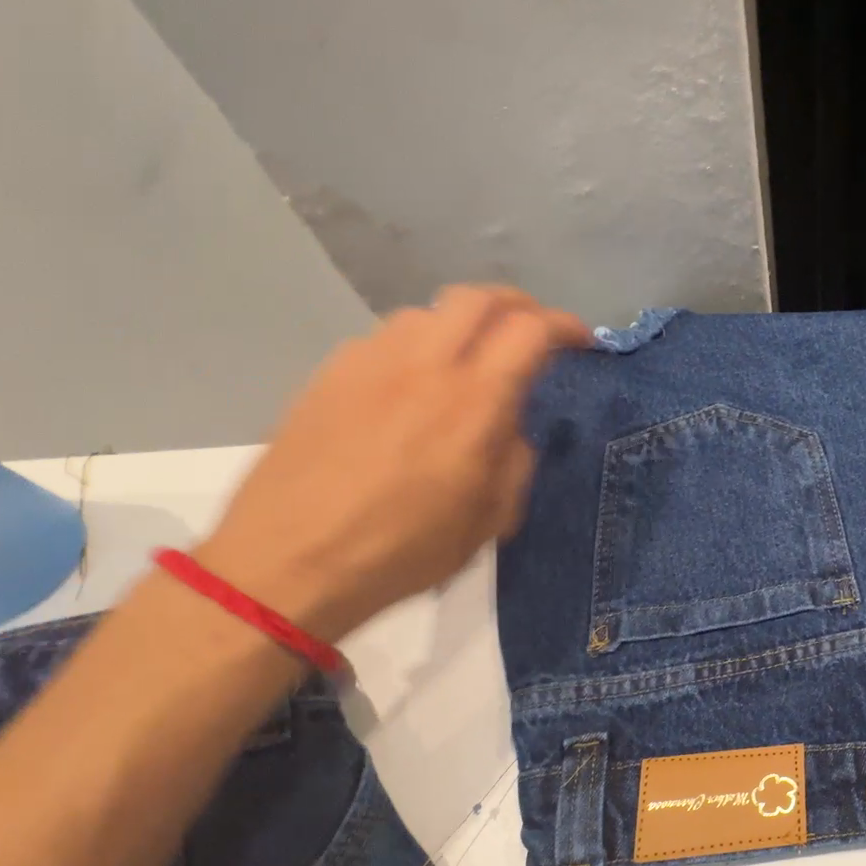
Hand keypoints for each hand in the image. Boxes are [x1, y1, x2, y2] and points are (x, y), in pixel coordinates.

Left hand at [194, 285, 589, 639]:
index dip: (565, 326)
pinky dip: (415, 345)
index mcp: (475, 401)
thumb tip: (511, 425)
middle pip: (479, 298)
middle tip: (533, 330)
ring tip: (471, 355)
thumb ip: (516, 456)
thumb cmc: (403, 551)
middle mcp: (425, 367)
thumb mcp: (491, 516)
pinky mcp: (327, 377)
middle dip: (518, 305)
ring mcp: (369, 365)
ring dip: (463, 323)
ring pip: (428, 312)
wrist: (284, 567)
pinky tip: (412, 383)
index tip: (581, 341)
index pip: (532, 330)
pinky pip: (383, 338)